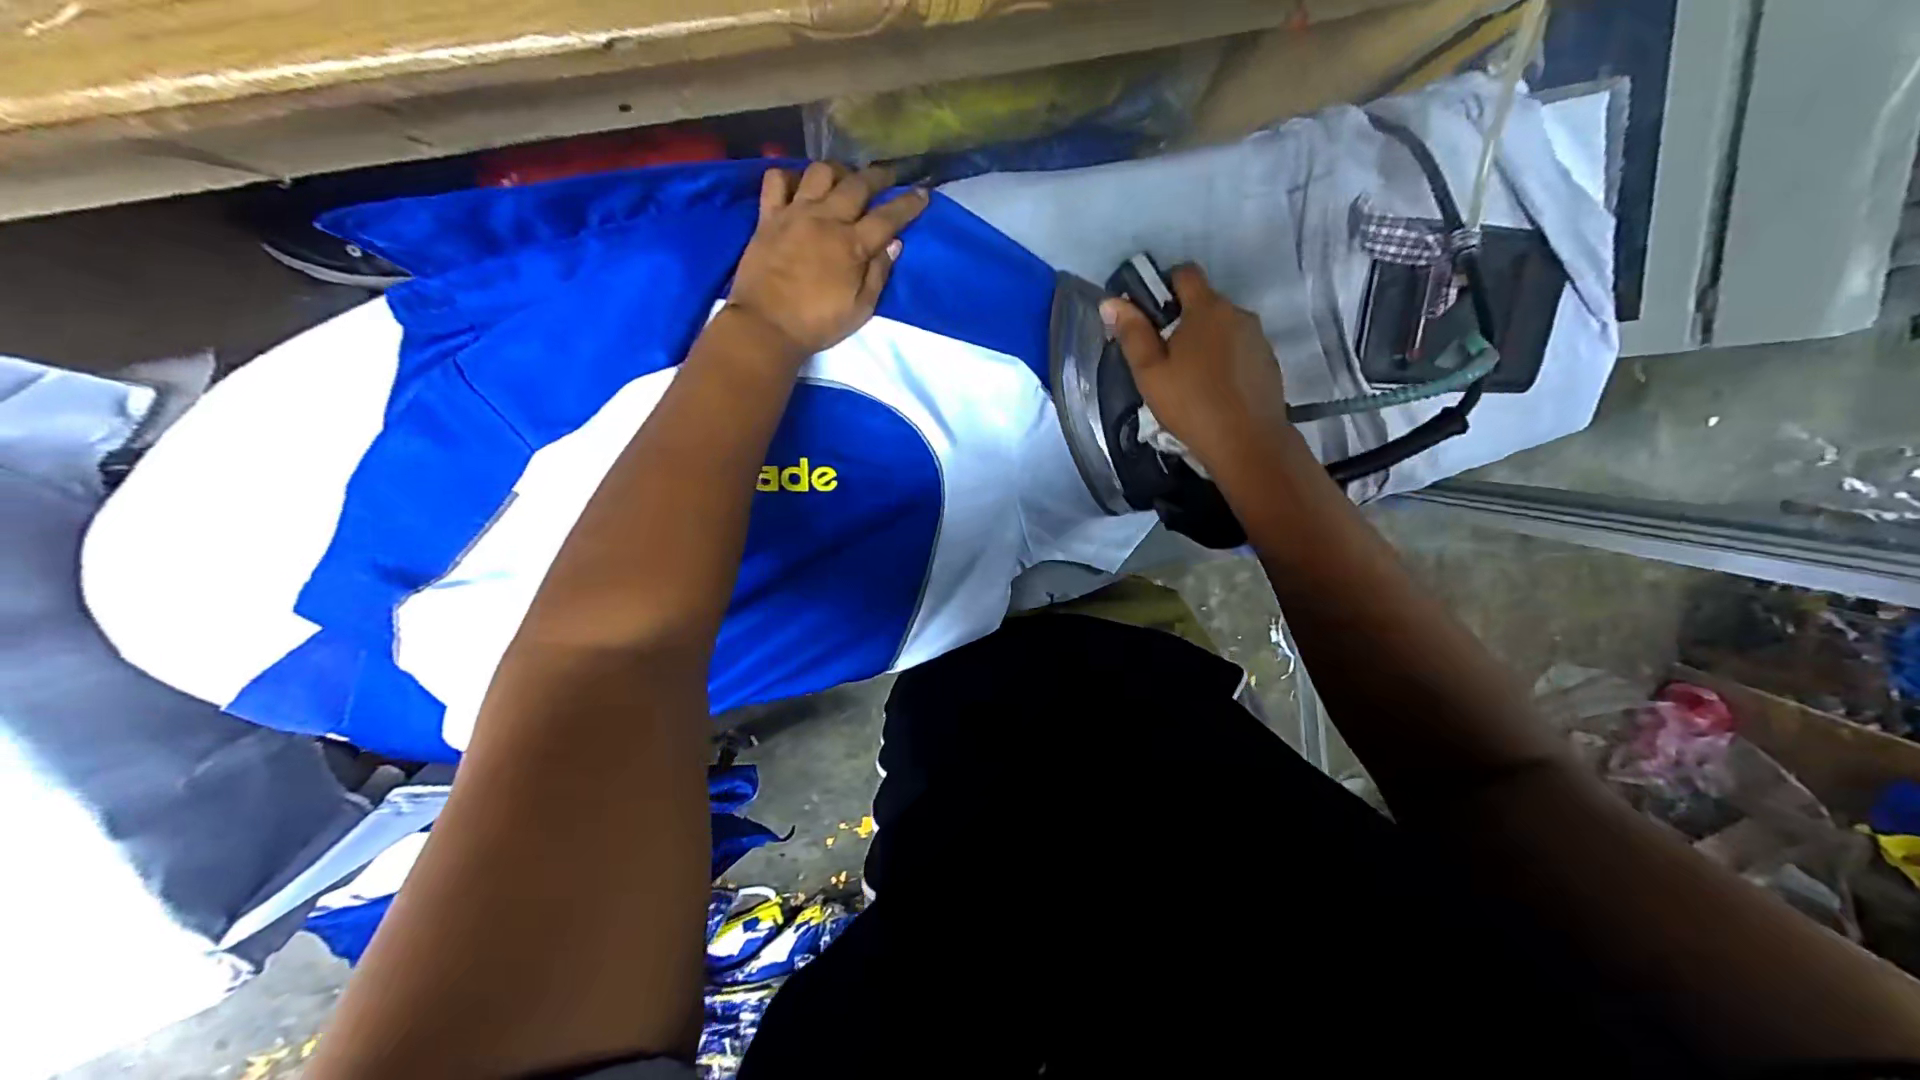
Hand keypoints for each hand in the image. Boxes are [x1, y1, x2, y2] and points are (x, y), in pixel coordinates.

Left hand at [724, 162, 929, 361]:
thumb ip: (878, 274)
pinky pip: (776, 180)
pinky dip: (789, 176)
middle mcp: (826, 219)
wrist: (766, 326)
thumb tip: (894, 244)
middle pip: (857, 184)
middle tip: (888, 175)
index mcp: (852, 245)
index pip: (888, 217)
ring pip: (820, 173)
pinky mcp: (768, 217)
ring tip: (843, 179)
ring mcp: (794, 214)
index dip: (908, 203)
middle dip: (878, 176)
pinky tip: (798, 186)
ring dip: (837, 171)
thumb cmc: (817, 324)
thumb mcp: (860, 309)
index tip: (923, 192)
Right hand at [1102, 263, 1295, 478]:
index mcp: (1206, 308)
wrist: (1248, 443)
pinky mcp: (1268, 361)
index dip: (1164, 285)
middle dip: (1182, 320)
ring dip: (1204, 341)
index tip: (1150, 315)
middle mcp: (1237, 313)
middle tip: (1163, 358)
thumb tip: (1110, 301)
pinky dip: (1223, 360)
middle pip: (1204, 302)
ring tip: (1189, 379)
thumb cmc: (1191, 404)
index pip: (1185, 272)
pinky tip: (1213, 390)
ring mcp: (1257, 336)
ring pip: (1222, 327)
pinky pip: (1238, 348)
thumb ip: (1132, 333)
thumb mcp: (1150, 372)